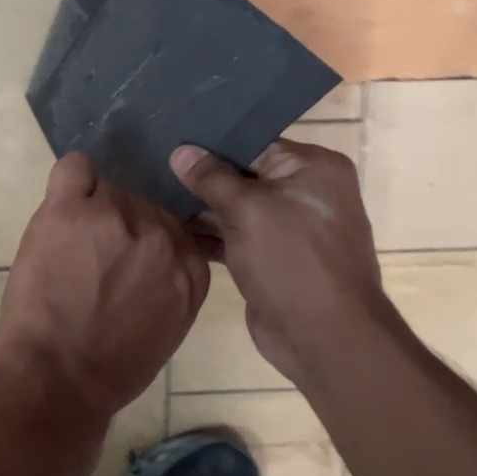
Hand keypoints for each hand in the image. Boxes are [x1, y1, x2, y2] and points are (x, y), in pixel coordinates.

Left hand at [0, 153, 210, 424]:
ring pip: (105, 188)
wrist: (57, 378)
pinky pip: (75, 168)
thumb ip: (173, 280)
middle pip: (140, 203)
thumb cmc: (111, 366)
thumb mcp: (167, 326)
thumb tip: (159, 252)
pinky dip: (70, 180)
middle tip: (91, 257)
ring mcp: (115, 214)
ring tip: (68, 246)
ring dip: (89, 211)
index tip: (125, 256)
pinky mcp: (70, 209)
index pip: (175, 225)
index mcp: (191, 265)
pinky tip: (61, 206)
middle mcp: (160, 232)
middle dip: (118, 226)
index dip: (147, 239)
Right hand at [169, 139, 395, 384]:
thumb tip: (180, 151)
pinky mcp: (272, 258)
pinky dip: (208, 234)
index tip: (169, 138)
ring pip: (236, 207)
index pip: (254, 143)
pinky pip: (235, 236)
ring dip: (200, 207)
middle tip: (152, 164)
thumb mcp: (247, 210)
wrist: (325, 338)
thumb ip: (211, 178)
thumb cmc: (292, 261)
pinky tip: (170, 227)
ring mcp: (290, 228)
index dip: (211, 142)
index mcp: (313, 168)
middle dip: (201, 176)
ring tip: (151, 192)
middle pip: (244, 174)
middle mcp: (306, 192)